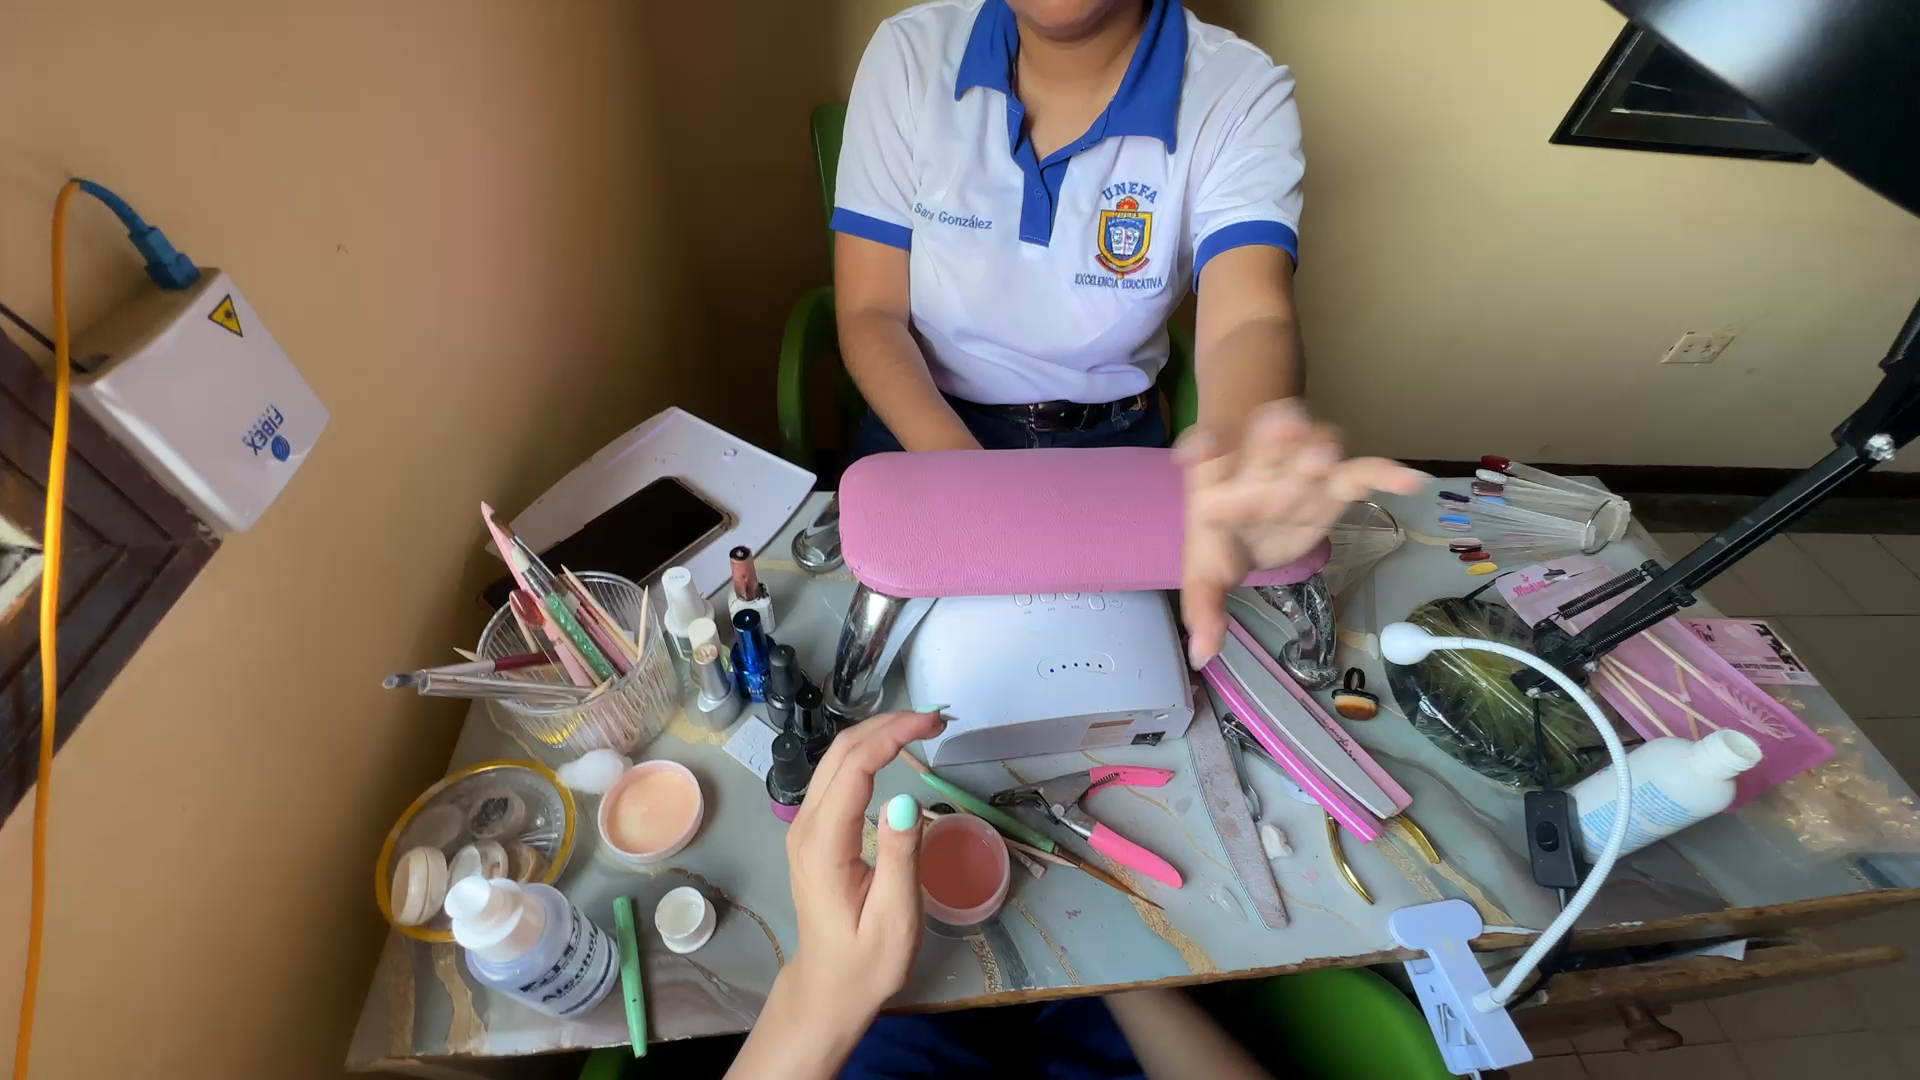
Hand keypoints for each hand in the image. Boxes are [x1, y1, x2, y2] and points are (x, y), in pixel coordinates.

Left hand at [728, 710, 944, 1079]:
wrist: (828, 989)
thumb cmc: (866, 961)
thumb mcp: (895, 919)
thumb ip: (901, 857)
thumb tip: (907, 799)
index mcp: (824, 843)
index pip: (856, 766)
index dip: (894, 734)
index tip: (933, 723)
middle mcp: (806, 824)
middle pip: (842, 750)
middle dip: (888, 723)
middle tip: (936, 719)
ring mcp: (806, 823)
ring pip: (837, 756)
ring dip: (879, 732)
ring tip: (922, 726)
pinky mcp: (814, 827)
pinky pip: (839, 772)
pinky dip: (869, 749)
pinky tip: (895, 748)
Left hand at [1177, 399, 1425, 668]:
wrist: (1246, 524)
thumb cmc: (1220, 545)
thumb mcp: (1204, 580)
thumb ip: (1203, 609)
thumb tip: (1201, 655)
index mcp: (1213, 483)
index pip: (1205, 455)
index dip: (1202, 447)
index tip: (1196, 448)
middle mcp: (1256, 468)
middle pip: (1265, 438)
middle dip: (1273, 434)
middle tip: (1282, 428)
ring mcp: (1297, 472)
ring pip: (1313, 445)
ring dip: (1317, 447)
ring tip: (1322, 461)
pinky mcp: (1333, 486)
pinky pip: (1360, 474)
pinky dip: (1382, 473)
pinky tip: (1408, 480)